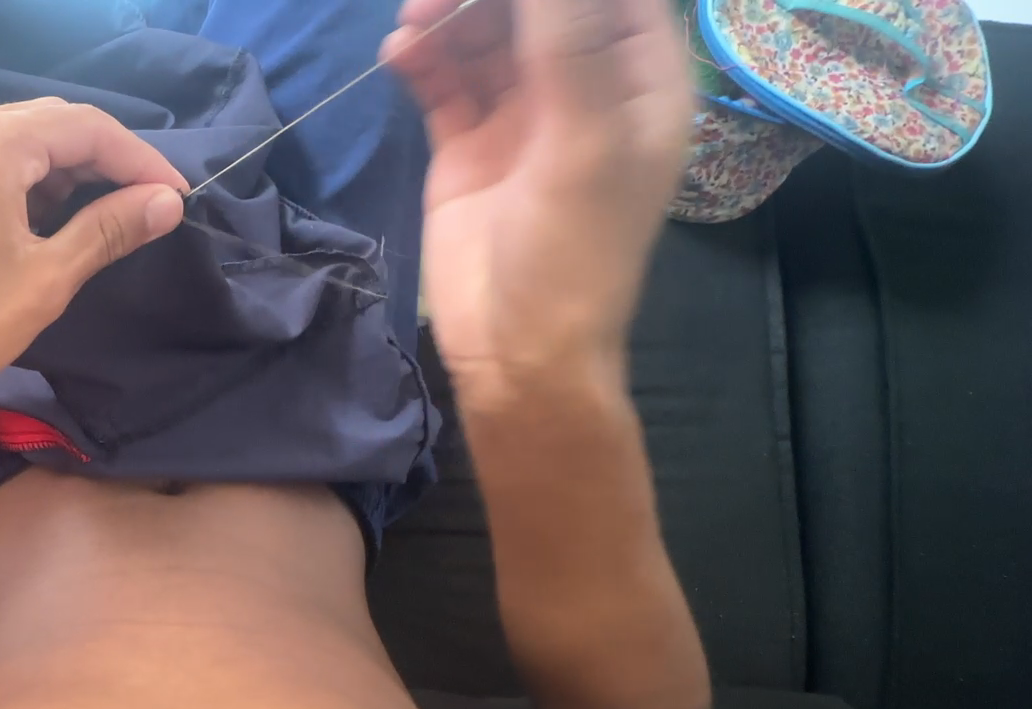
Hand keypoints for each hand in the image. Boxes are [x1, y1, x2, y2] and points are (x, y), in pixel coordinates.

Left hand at [0, 98, 187, 475]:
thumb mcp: (47, 278)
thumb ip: (109, 228)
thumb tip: (167, 202)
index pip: (83, 127)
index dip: (138, 159)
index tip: (177, 195)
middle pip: (48, 127)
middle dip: (104, 163)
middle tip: (149, 205)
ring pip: (15, 146)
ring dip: (65, 174)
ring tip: (106, 215)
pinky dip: (23, 185)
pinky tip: (48, 216)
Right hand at [383, 0, 693, 410]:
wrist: (513, 348)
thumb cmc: (570, 256)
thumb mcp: (583, 145)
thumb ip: (569, 45)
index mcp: (636, 75)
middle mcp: (578, 85)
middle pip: (534, 6)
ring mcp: (517, 119)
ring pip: (484, 39)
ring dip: (447, 21)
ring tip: (410, 24)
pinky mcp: (465, 151)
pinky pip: (444, 88)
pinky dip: (422, 65)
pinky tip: (398, 54)